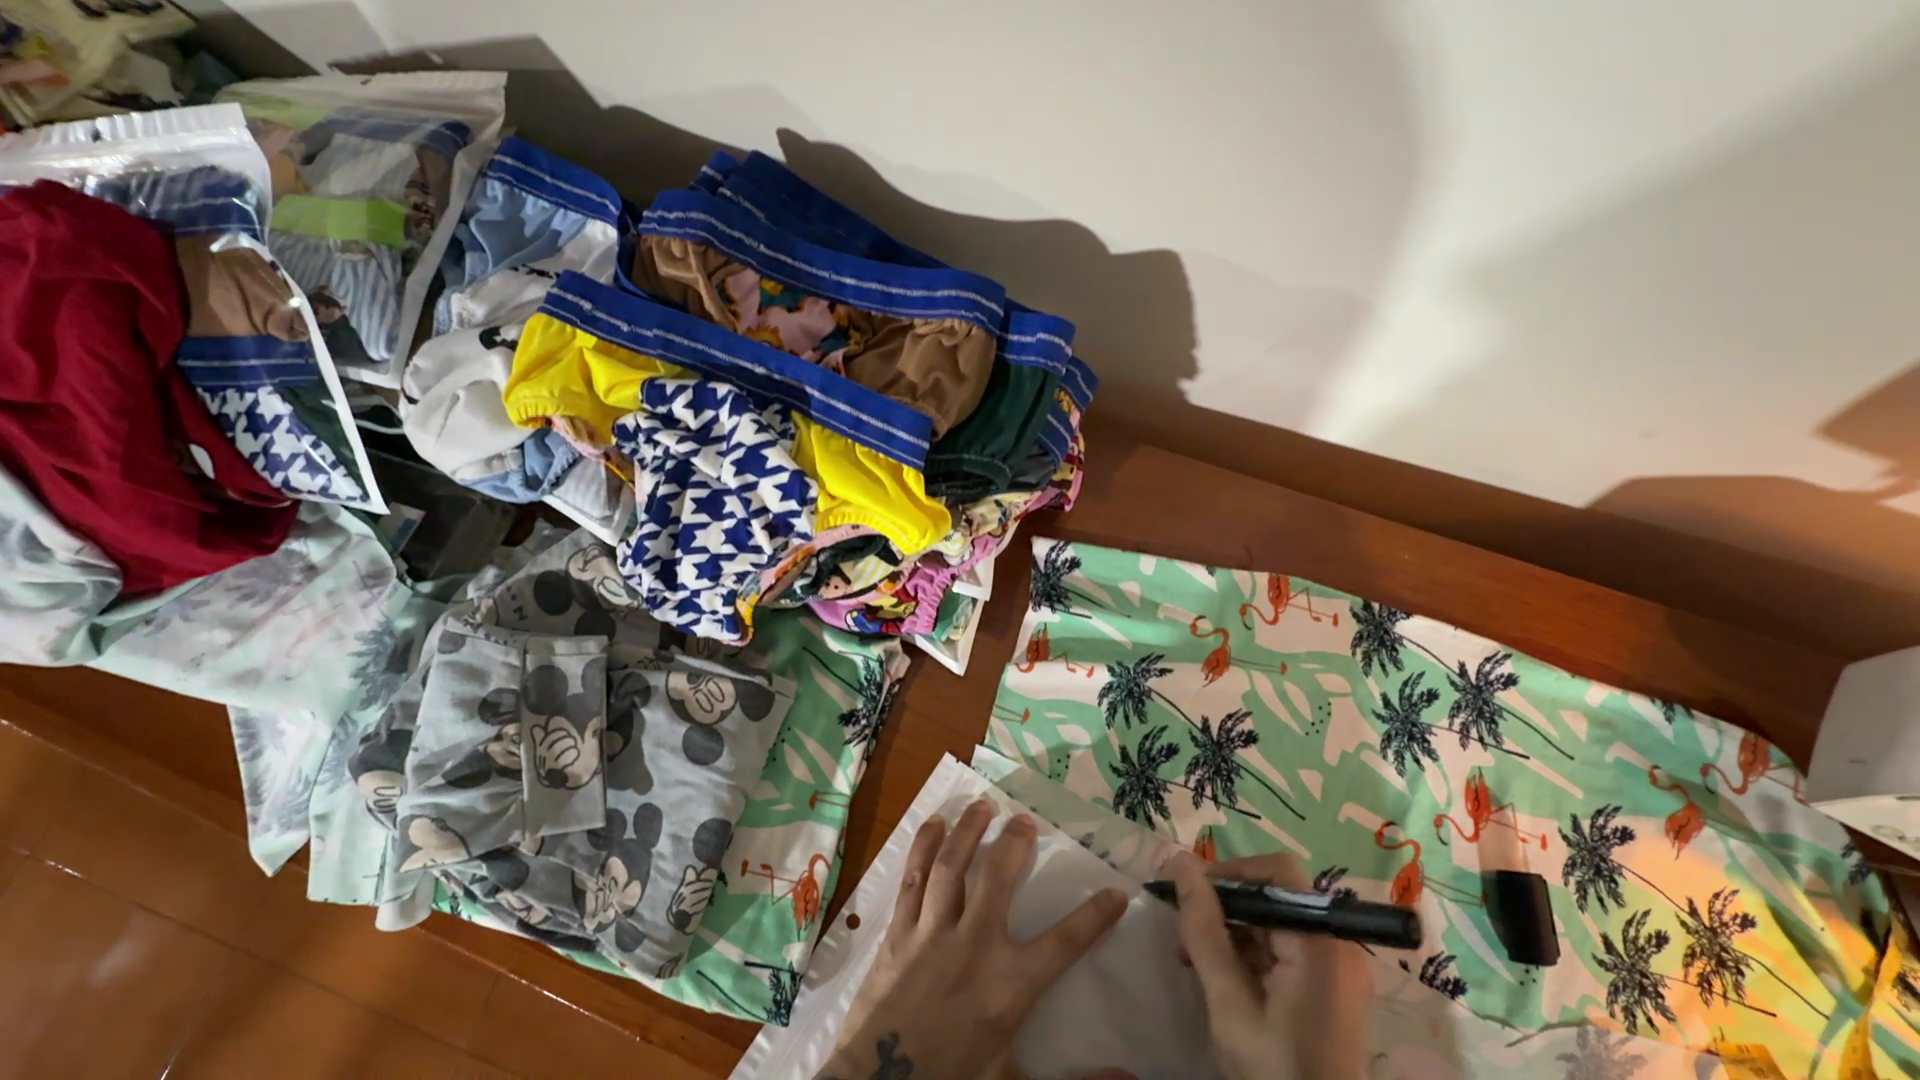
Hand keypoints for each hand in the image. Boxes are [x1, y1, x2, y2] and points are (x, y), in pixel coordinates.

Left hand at [819, 798, 1128, 1079]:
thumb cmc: (952, 1078)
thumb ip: (1074, 1077)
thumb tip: (1129, 1076)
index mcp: (1009, 985)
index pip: (1064, 943)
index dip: (1094, 917)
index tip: (1115, 894)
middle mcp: (972, 947)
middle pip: (997, 879)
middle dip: (1014, 844)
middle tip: (1024, 819)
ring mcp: (931, 935)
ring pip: (951, 867)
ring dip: (968, 831)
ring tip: (982, 804)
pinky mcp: (898, 934)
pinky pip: (912, 879)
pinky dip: (923, 847)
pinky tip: (934, 824)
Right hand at [1169, 852, 1374, 1079]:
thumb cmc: (1274, 1073)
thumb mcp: (1228, 1003)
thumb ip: (1204, 930)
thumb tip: (1178, 861)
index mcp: (1320, 943)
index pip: (1276, 872)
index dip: (1229, 872)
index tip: (1186, 893)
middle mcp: (1338, 946)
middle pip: (1276, 896)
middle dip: (1224, 905)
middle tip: (1181, 930)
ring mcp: (1337, 970)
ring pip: (1276, 922)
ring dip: (1232, 930)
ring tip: (1191, 956)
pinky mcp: (1331, 990)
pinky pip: (1286, 950)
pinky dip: (1250, 953)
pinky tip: (1218, 975)